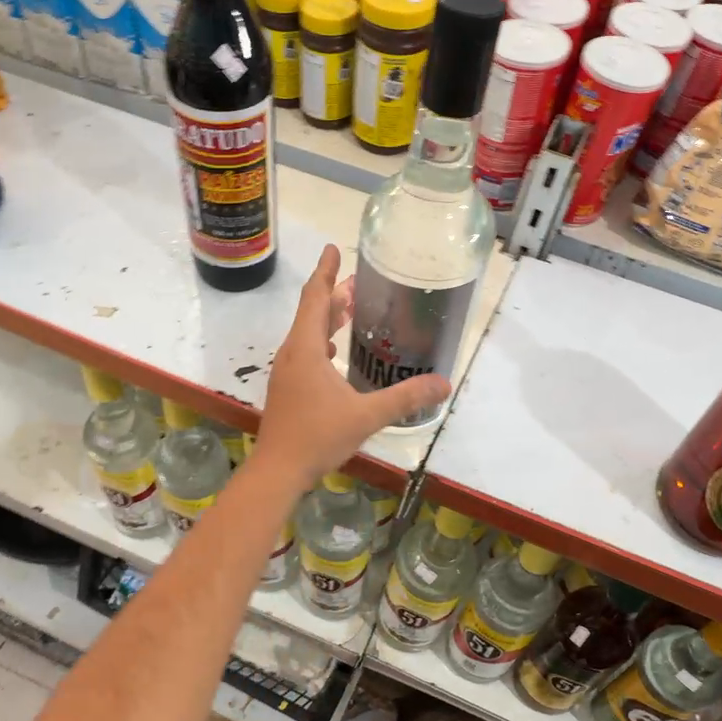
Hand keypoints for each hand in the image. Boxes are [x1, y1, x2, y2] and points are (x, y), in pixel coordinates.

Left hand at [254, 245, 450, 488]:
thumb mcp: (366, 416)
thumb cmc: (317, 437)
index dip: (326, 272)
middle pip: (312, 313)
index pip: (316, 298)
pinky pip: (304, 353)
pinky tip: (335, 355)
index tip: (332, 248)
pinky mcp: (287, 389)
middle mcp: (292, 354)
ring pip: (306, 334)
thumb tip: (443, 384)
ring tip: (351, 310)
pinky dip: (321, 343)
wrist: (277, 471)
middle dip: (333, 294)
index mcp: (306, 349)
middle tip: (358, 282)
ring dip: (327, 319)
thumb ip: (404, 398)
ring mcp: (286, 372)